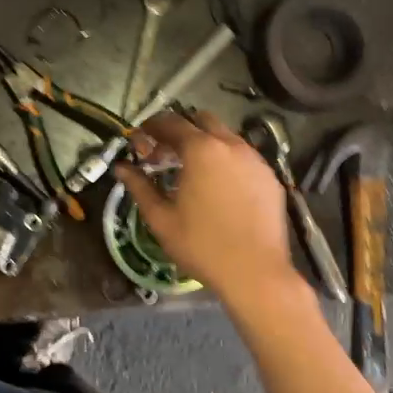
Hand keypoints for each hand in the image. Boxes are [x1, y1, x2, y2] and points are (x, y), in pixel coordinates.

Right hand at [113, 111, 299, 300]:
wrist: (254, 272)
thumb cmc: (201, 245)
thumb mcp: (161, 218)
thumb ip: (139, 187)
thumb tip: (121, 168)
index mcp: (201, 150)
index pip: (171, 122)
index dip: (152, 127)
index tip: (140, 139)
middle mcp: (231, 145)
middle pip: (202, 121)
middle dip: (181, 131)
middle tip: (166, 155)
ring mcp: (255, 160)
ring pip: (226, 137)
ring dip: (206, 145)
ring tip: (192, 173)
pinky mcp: (270, 177)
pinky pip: (244, 158)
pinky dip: (227, 162)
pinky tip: (219, 188)